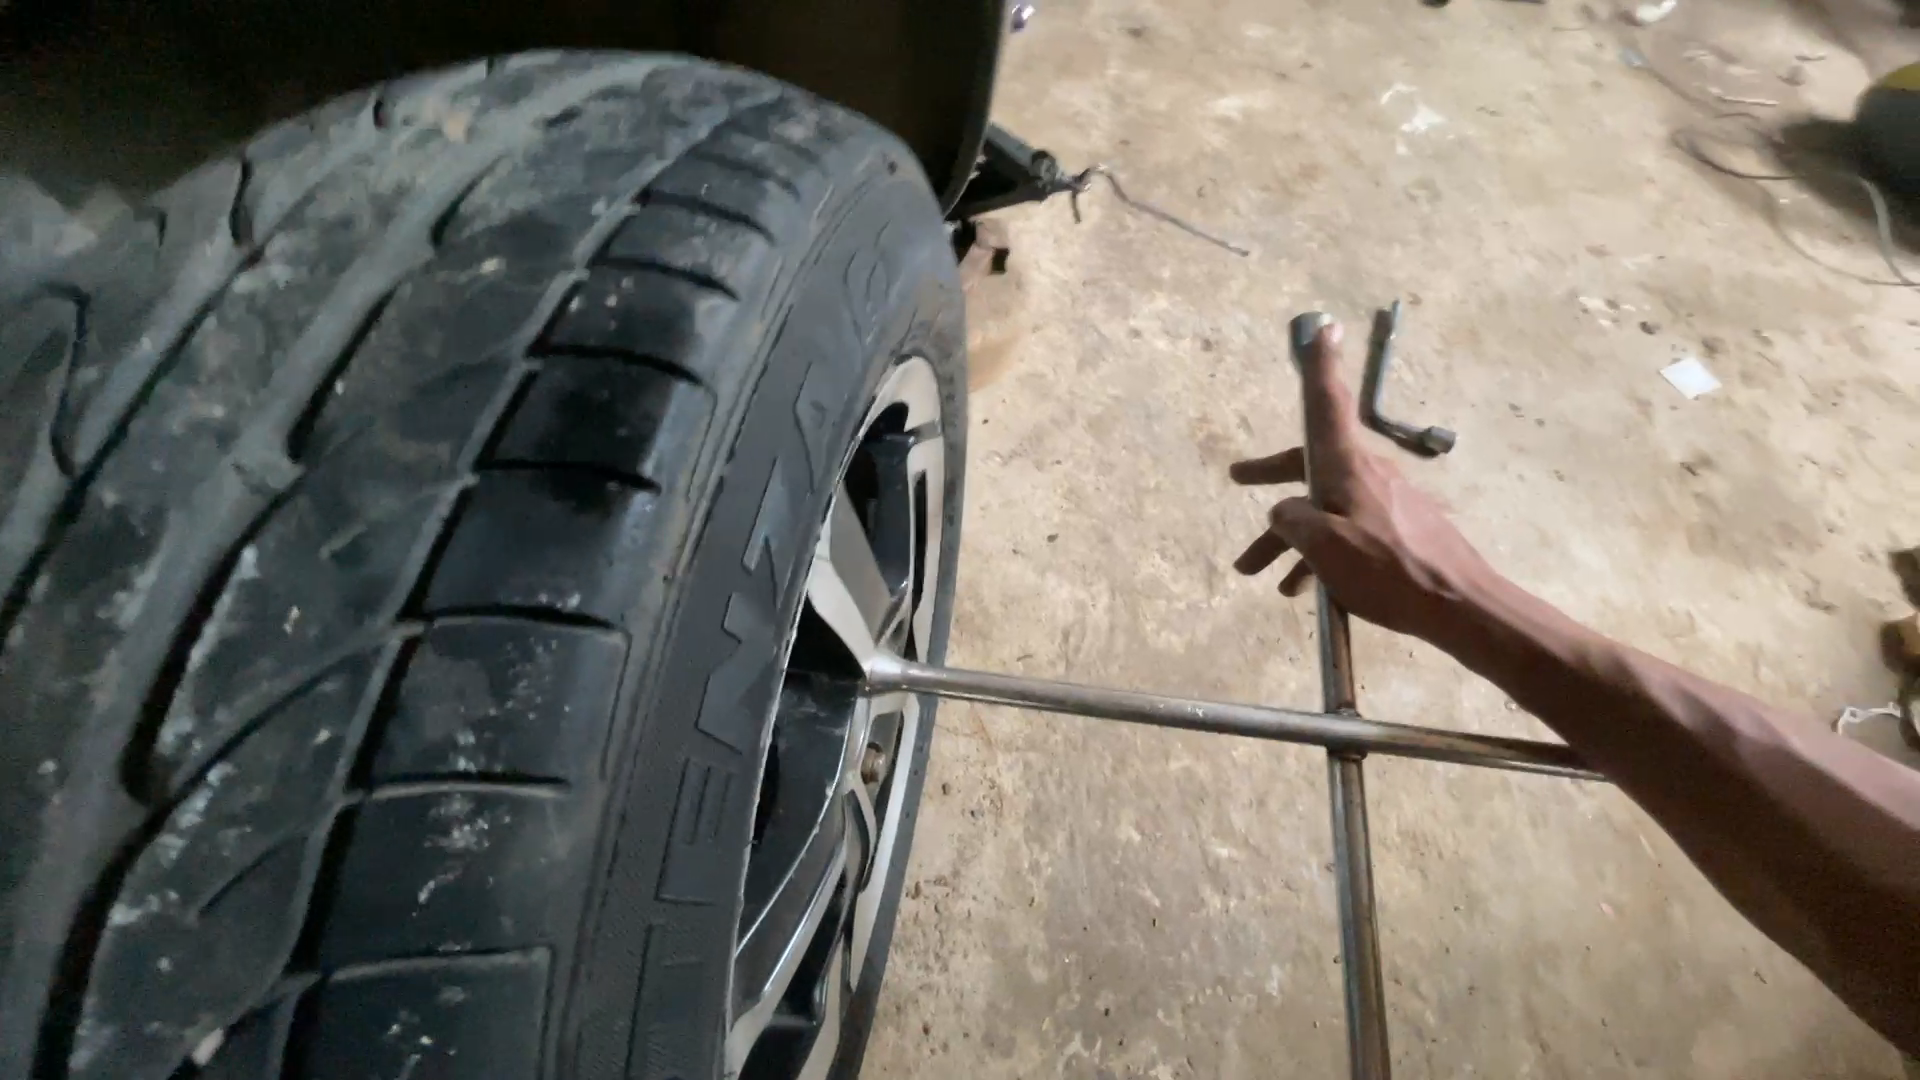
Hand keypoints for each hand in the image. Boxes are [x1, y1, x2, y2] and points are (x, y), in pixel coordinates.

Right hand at [1230, 321, 1499, 640]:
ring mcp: (1382, 504)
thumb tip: (1282, 510)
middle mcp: (1364, 477)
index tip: (1321, 327)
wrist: (1461, 608)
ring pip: (1320, 509)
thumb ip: (1292, 521)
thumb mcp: (1325, 547)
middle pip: (1307, 464)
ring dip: (1284, 539)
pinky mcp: (1393, 531)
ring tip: (1254, 571)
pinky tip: (1301, 589)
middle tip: (1238, 477)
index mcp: (1347, 469)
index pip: (1326, 407)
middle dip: (1270, 474)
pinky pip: (1342, 533)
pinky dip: (1316, 555)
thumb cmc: (1388, 571)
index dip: (1319, 368)